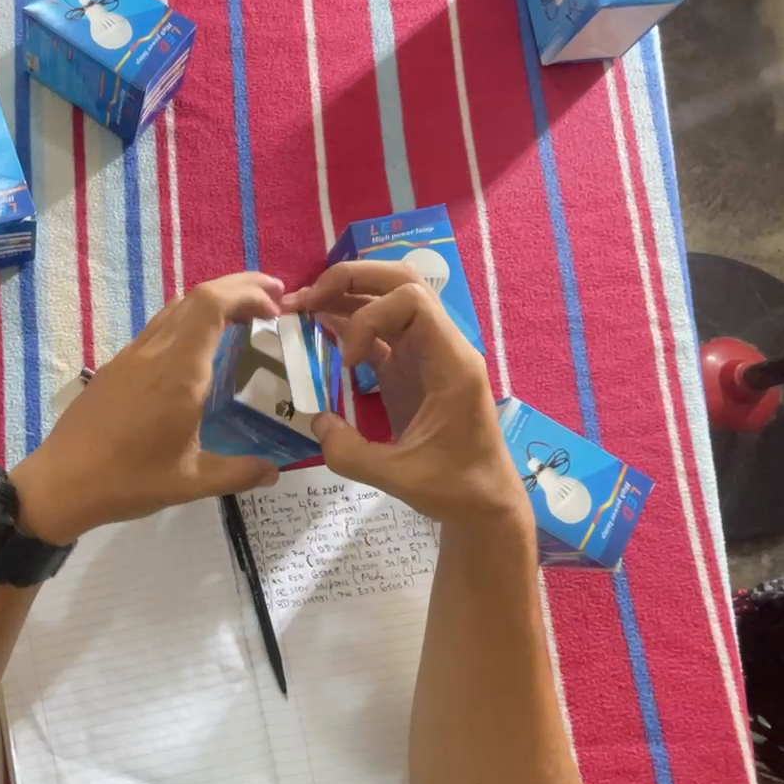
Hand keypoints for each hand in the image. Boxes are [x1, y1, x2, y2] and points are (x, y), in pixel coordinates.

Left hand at [11, 272, 286, 543]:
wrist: (60, 484)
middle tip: (273, 302)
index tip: (276, 308)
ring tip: (241, 320)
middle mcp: (153, 354)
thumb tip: (274, 473)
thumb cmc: (127, 482)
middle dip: (238, 289)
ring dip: (210, 306)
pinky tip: (197, 352)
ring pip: (173, 311)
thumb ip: (238, 473)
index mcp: (178, 374)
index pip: (212, 305)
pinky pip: (156, 331)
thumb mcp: (191, 483)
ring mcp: (129, 358)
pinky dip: (186, 325)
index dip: (247, 293)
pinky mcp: (114, 369)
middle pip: (196, 297)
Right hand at [283, 261, 528, 526]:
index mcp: (451, 363)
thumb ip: (350, 452)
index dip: (368, 318)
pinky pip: (378, 330)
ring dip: (343, 296)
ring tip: (299, 308)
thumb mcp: (397, 477)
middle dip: (349, 279)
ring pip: (388, 299)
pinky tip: (314, 329)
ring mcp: (424, 355)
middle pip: (400, 281)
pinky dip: (345, 324)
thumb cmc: (453, 488)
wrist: (484, 503)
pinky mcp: (408, 369)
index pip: (411, 300)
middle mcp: (440, 347)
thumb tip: (316, 420)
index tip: (349, 362)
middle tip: (303, 299)